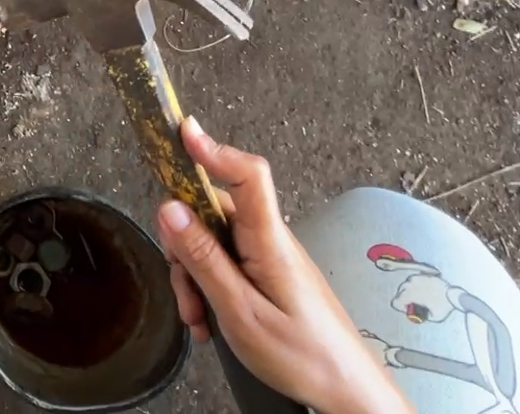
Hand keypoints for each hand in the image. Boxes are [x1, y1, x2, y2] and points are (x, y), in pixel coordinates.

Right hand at [157, 119, 412, 413]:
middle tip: (183, 289)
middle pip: (212, 210)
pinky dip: (208, 286)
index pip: (248, 175)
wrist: (351, 400)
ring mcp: (268, 255)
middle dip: (184, 244)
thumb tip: (168, 207)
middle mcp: (269, 238)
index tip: (183, 131)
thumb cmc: (304, 359)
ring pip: (211, 240)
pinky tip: (209, 319)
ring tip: (199, 317)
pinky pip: (224, 262)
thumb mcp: (242, 313)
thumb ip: (203, 260)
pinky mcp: (268, 272)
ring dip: (194, 274)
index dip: (215, 149)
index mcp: (269, 241)